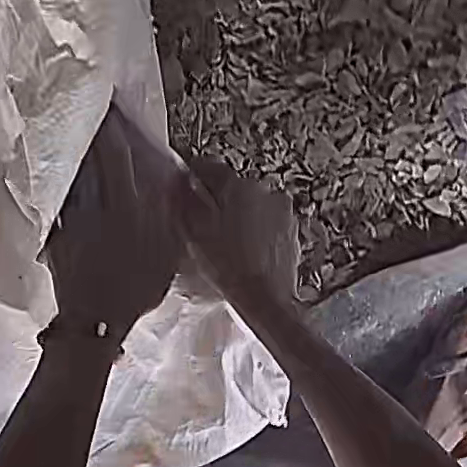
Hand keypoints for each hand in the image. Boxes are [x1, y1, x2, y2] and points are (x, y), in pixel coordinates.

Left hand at [43, 104, 181, 336]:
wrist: (95, 319)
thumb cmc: (136, 289)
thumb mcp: (165, 252)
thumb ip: (165, 214)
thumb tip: (165, 180)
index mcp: (124, 204)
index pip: (116, 153)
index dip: (113, 127)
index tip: (112, 105)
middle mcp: (94, 203)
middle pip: (90, 157)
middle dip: (92, 132)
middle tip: (93, 110)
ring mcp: (71, 217)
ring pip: (72, 175)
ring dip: (75, 152)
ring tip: (76, 133)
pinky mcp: (56, 232)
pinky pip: (59, 199)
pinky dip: (62, 183)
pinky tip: (63, 176)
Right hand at [173, 156, 299, 313]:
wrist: (264, 299)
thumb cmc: (229, 268)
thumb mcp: (194, 233)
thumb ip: (182, 201)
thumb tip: (175, 183)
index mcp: (237, 186)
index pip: (209, 167)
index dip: (192, 176)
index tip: (184, 186)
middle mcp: (264, 191)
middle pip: (233, 187)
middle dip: (217, 200)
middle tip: (203, 224)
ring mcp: (281, 212)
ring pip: (252, 205)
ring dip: (239, 215)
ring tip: (225, 243)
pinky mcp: (290, 232)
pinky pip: (267, 223)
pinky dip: (256, 231)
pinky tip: (245, 252)